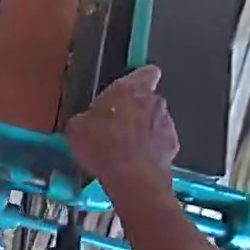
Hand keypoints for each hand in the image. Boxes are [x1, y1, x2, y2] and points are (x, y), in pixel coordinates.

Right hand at [66, 65, 179, 191]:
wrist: (130, 177)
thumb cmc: (102, 145)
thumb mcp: (76, 128)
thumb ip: (86, 117)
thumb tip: (86, 122)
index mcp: (130, 89)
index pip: (146, 72)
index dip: (138, 81)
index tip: (127, 92)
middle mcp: (153, 101)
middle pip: (148, 100)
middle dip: (135, 111)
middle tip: (114, 128)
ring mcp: (167, 124)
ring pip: (155, 122)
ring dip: (143, 131)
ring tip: (123, 150)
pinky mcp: (173, 146)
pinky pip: (160, 143)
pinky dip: (150, 150)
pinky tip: (134, 162)